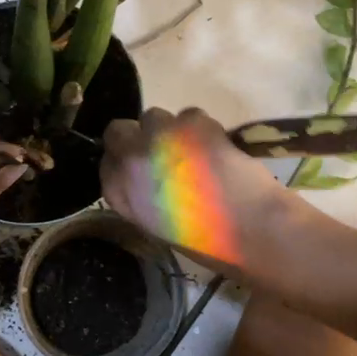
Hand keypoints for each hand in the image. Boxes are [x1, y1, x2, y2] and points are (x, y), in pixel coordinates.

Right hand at [100, 107, 301, 272]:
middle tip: (165, 151)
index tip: (143, 166)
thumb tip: (146, 177)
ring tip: (195, 150)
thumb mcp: (155, 226)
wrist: (250, 228)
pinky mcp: (191, 122)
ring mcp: (158, 137)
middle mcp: (129, 160)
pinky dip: (201, 128)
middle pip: (119, 130)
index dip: (125, 159)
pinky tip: (216, 147)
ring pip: (155, 117)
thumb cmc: (205, 241)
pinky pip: (189, 115)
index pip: (106, 161)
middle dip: (139, 137)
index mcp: (119, 192)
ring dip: (170, 130)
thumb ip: (140, 196)